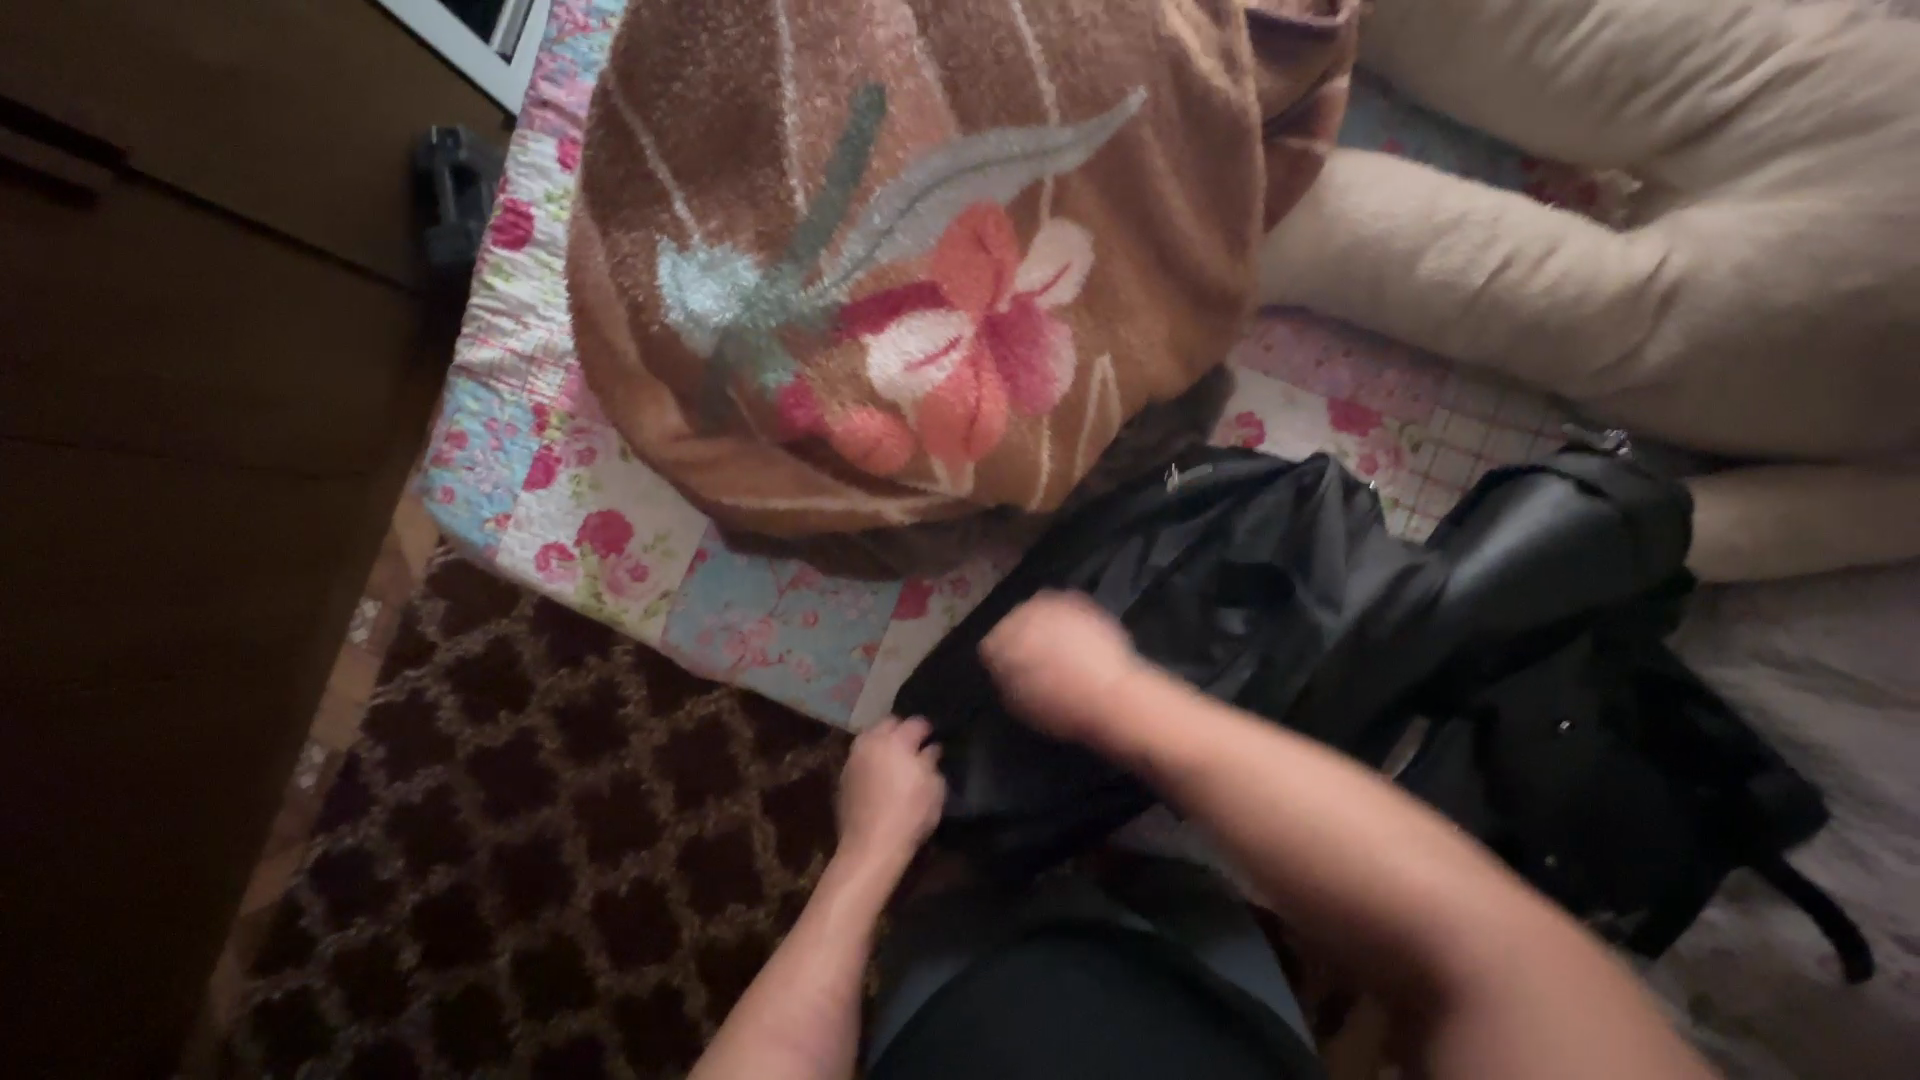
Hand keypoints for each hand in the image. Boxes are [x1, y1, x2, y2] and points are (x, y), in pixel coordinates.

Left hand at [836, 716, 945, 873]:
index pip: (916, 723)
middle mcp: (872, 742)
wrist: (870, 846)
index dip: (928, 729)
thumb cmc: (910, 815)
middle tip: (914, 746)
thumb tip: (931, 748)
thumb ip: (932, 762)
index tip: (934, 738)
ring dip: (883, 743)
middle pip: (888, 723)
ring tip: (895, 759)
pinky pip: (860, 757)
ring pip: (870, 738)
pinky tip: (879, 775)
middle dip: (902, 729)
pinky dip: (871, 760)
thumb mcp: (934, 788)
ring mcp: (854, 758)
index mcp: (896, 741)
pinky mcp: (843, 776)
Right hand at [980, 590, 1148, 745]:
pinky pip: (1063, 605)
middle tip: (1036, 659)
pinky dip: (1065, 618)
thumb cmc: (1061, 709)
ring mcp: (1050, 604)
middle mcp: (1020, 615)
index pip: (989, 645)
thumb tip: (1003, 669)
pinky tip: (1075, 636)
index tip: (1012, 672)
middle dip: (1020, 637)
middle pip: (1011, 622)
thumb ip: (1004, 680)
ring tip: (1057, 646)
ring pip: (1036, 610)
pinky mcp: (1077, 600)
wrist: (1111, 694)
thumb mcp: (1019, 705)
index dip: (1000, 660)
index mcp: (1000, 641)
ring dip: (1041, 624)